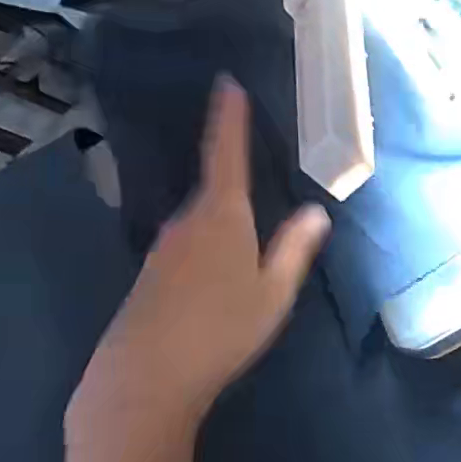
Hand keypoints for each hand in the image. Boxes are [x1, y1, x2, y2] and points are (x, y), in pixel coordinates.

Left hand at [86, 76, 330, 418]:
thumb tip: (316, 212)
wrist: (145, 378)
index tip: (227, 83)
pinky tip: (223, 259)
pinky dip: (210, 233)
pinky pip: (190, 237)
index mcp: (222, 216)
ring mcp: (165, 246)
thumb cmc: (222, 329)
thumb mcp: (274, 291)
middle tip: (258, 153)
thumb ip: (295, 248)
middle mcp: (188, 220)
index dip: (228, 118)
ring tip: (250, 212)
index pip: (226, 155)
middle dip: (234, 166)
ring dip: (224, 206)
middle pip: (215, 184)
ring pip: (203, 213)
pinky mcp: (154, 270)